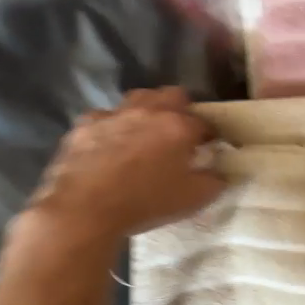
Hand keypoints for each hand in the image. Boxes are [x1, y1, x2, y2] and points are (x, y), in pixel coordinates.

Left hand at [20, 87, 225, 242]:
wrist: (83, 210)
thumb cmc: (144, 203)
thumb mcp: (193, 200)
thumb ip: (214, 182)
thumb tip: (220, 173)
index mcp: (180, 127)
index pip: (205, 122)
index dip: (209, 135)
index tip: (208, 147)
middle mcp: (150, 112)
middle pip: (172, 95)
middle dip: (180, 109)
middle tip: (177, 133)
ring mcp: (115, 115)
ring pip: (137, 98)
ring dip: (145, 110)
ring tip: (143, 134)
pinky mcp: (85, 125)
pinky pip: (104, 117)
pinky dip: (110, 127)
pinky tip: (108, 145)